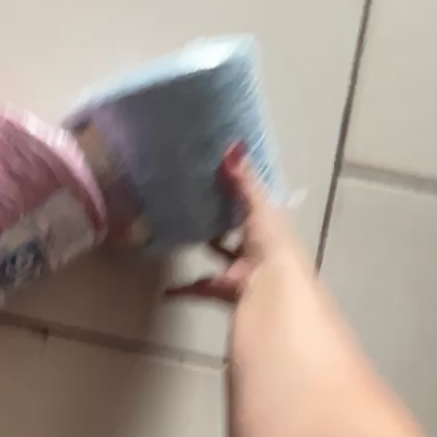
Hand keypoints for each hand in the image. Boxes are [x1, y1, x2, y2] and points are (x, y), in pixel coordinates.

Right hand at [167, 143, 308, 303]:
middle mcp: (259, 248)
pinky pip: (200, 288)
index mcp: (271, 227)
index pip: (256, 207)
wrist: (272, 288)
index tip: (220, 181)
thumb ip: (244, 182)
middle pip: (238, 234)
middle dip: (221, 226)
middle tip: (195, 209)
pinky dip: (181, 289)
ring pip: (220, 260)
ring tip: (178, 240)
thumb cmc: (271, 245)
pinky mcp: (225, 291)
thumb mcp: (258, 208)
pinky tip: (165, 288)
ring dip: (203, 253)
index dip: (242, 195)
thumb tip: (233, 145)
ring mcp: (242, 271)